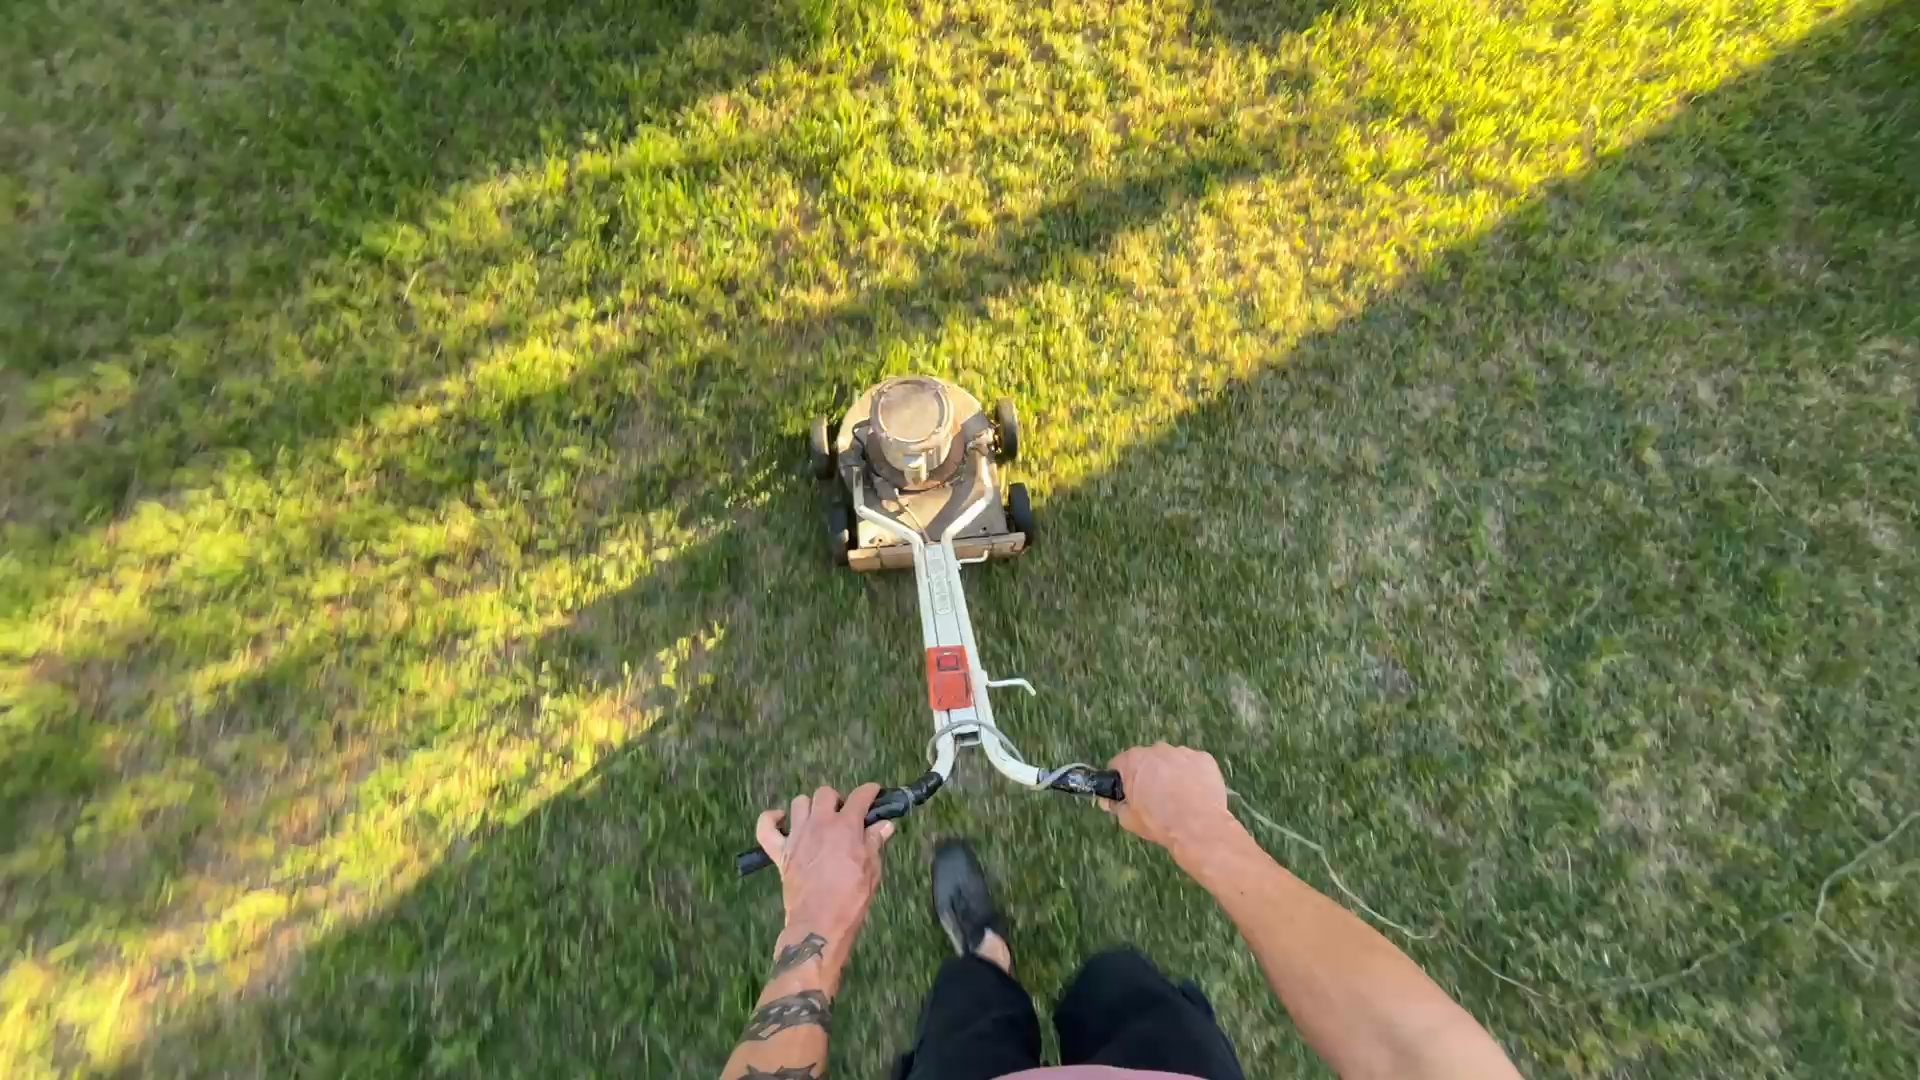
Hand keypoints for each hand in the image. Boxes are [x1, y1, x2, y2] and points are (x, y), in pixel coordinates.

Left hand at [755, 783, 894, 966]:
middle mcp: (820, 823)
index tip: (874, 793)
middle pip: (826, 793)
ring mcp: (797, 836)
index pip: (860, 796)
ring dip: (810, 808)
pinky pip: (765, 828)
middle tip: (843, 817)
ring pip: (799, 803)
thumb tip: (885, 824)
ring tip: (818, 821)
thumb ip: (874, 842)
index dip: (869, 791)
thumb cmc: (851, 899)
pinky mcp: (780, 852)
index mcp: (845, 826)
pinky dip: (770, 820)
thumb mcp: (871, 870)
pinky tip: (781, 820)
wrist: (819, 924)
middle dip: (837, 800)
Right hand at [1105, 742, 1243, 861]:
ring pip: (1171, 760)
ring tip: (1179, 797)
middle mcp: (1156, 749)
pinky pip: (1193, 764)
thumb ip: (1117, 806)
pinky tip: (1195, 793)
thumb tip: (1111, 802)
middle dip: (1148, 774)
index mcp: (1133, 761)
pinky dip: (1192, 775)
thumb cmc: (1160, 824)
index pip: (1119, 764)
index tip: (1127, 794)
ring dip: (1171, 772)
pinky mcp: (1204, 758)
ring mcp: (1182, 752)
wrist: (1200, 829)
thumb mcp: (1129, 820)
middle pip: (1146, 759)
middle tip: (1154, 798)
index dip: (1121, 780)